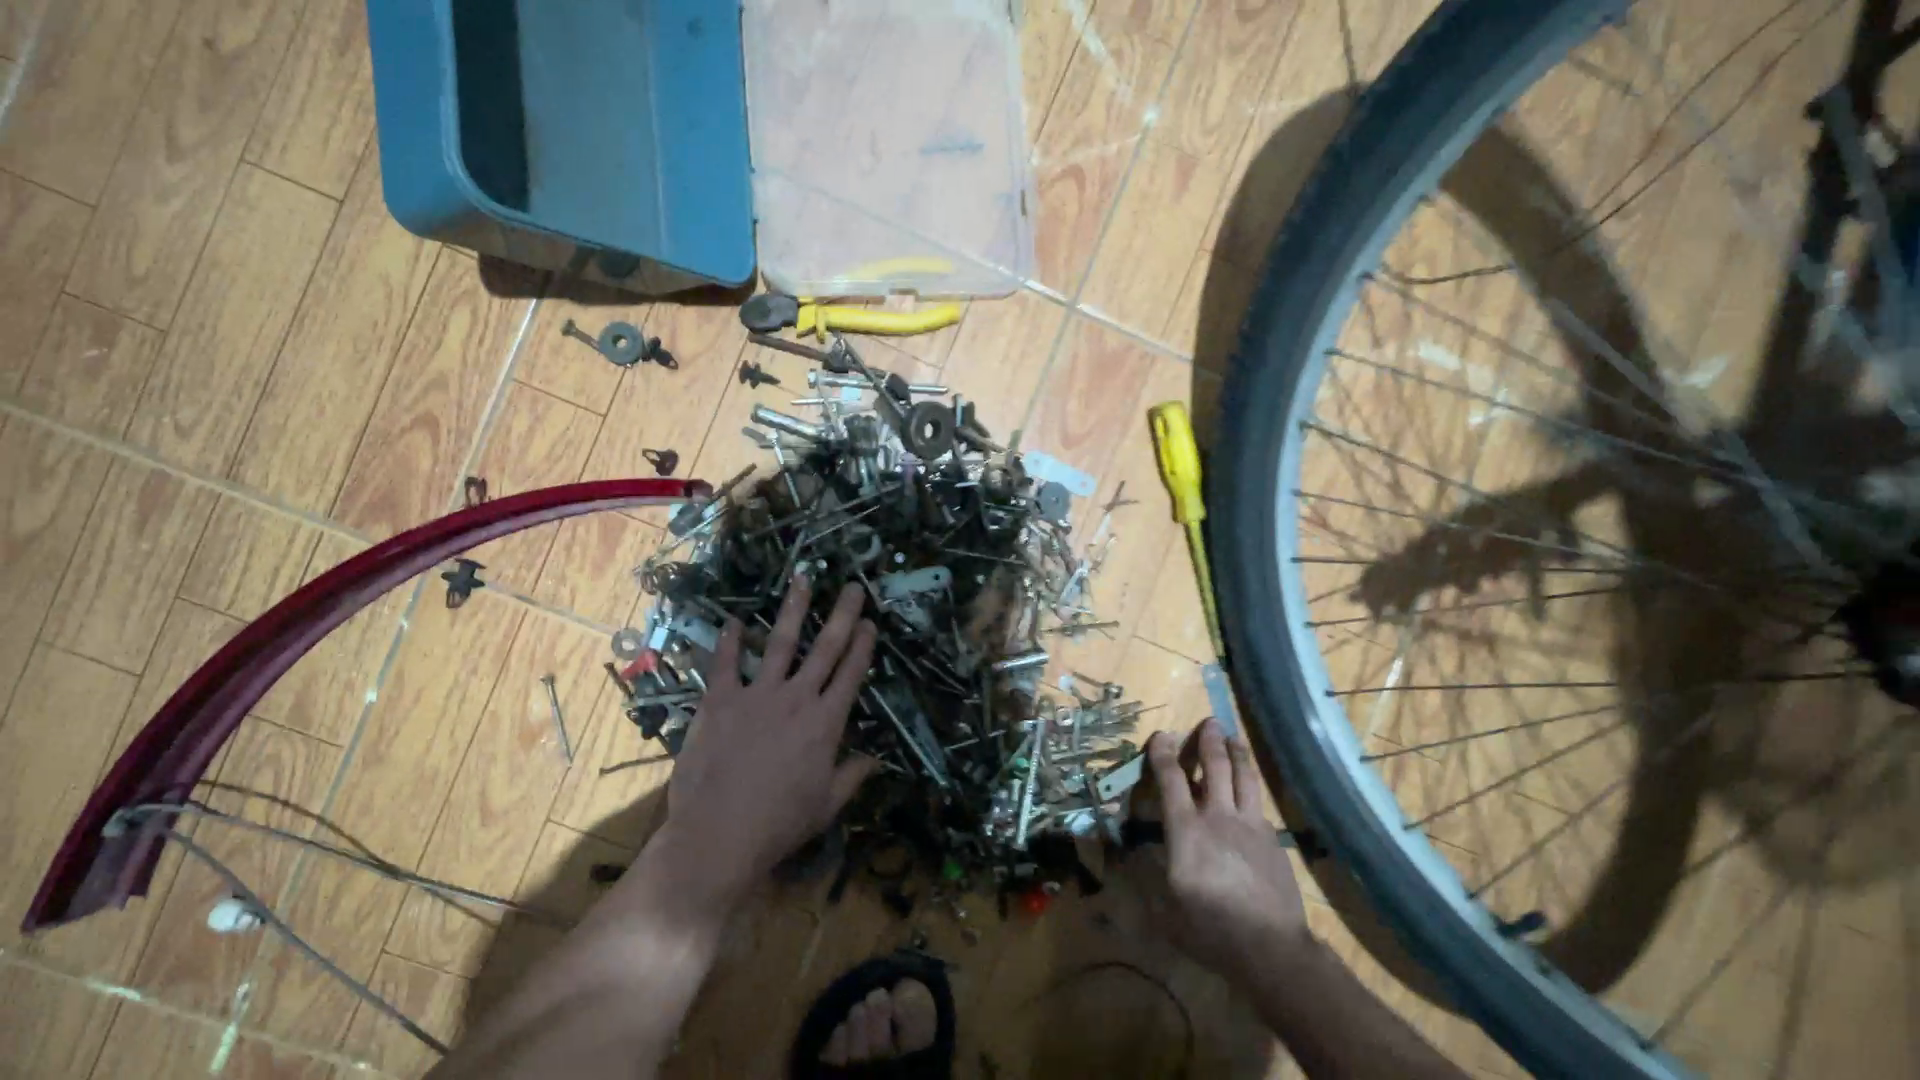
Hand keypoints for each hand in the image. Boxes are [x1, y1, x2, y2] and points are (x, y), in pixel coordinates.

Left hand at [652, 577, 878, 907]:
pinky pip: (726, 663)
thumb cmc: (779, 824)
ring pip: (779, 643)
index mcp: (826, 723)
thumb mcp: (827, 804)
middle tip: (852, 586)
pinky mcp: (719, 701)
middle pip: (825, 648)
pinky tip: (734, 620)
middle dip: (842, 614)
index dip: (863, 645)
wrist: (720, 833)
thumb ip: (852, 776)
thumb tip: (876, 759)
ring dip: (793, 610)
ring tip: (802, 580)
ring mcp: (756, 695)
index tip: (870, 621)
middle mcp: (796, 698)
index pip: (851, 674)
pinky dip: (730, 641)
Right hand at [1146, 719, 1310, 984]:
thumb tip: (1130, 854)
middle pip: (1214, 767)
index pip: (1171, 780)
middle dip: (1208, 741)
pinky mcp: (1272, 839)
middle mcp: (1218, 817)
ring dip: (1236, 752)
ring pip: (1244, 777)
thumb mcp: (1164, 910)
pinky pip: (1259, 801)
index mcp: (1186, 831)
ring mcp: (1250, 825)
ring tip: (1232, 736)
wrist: (1270, 946)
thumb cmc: (1209, 929)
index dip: (1163, 755)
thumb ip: (1146, 877)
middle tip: (1208, 722)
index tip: (1160, 735)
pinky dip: (1251, 784)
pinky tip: (1250, 786)